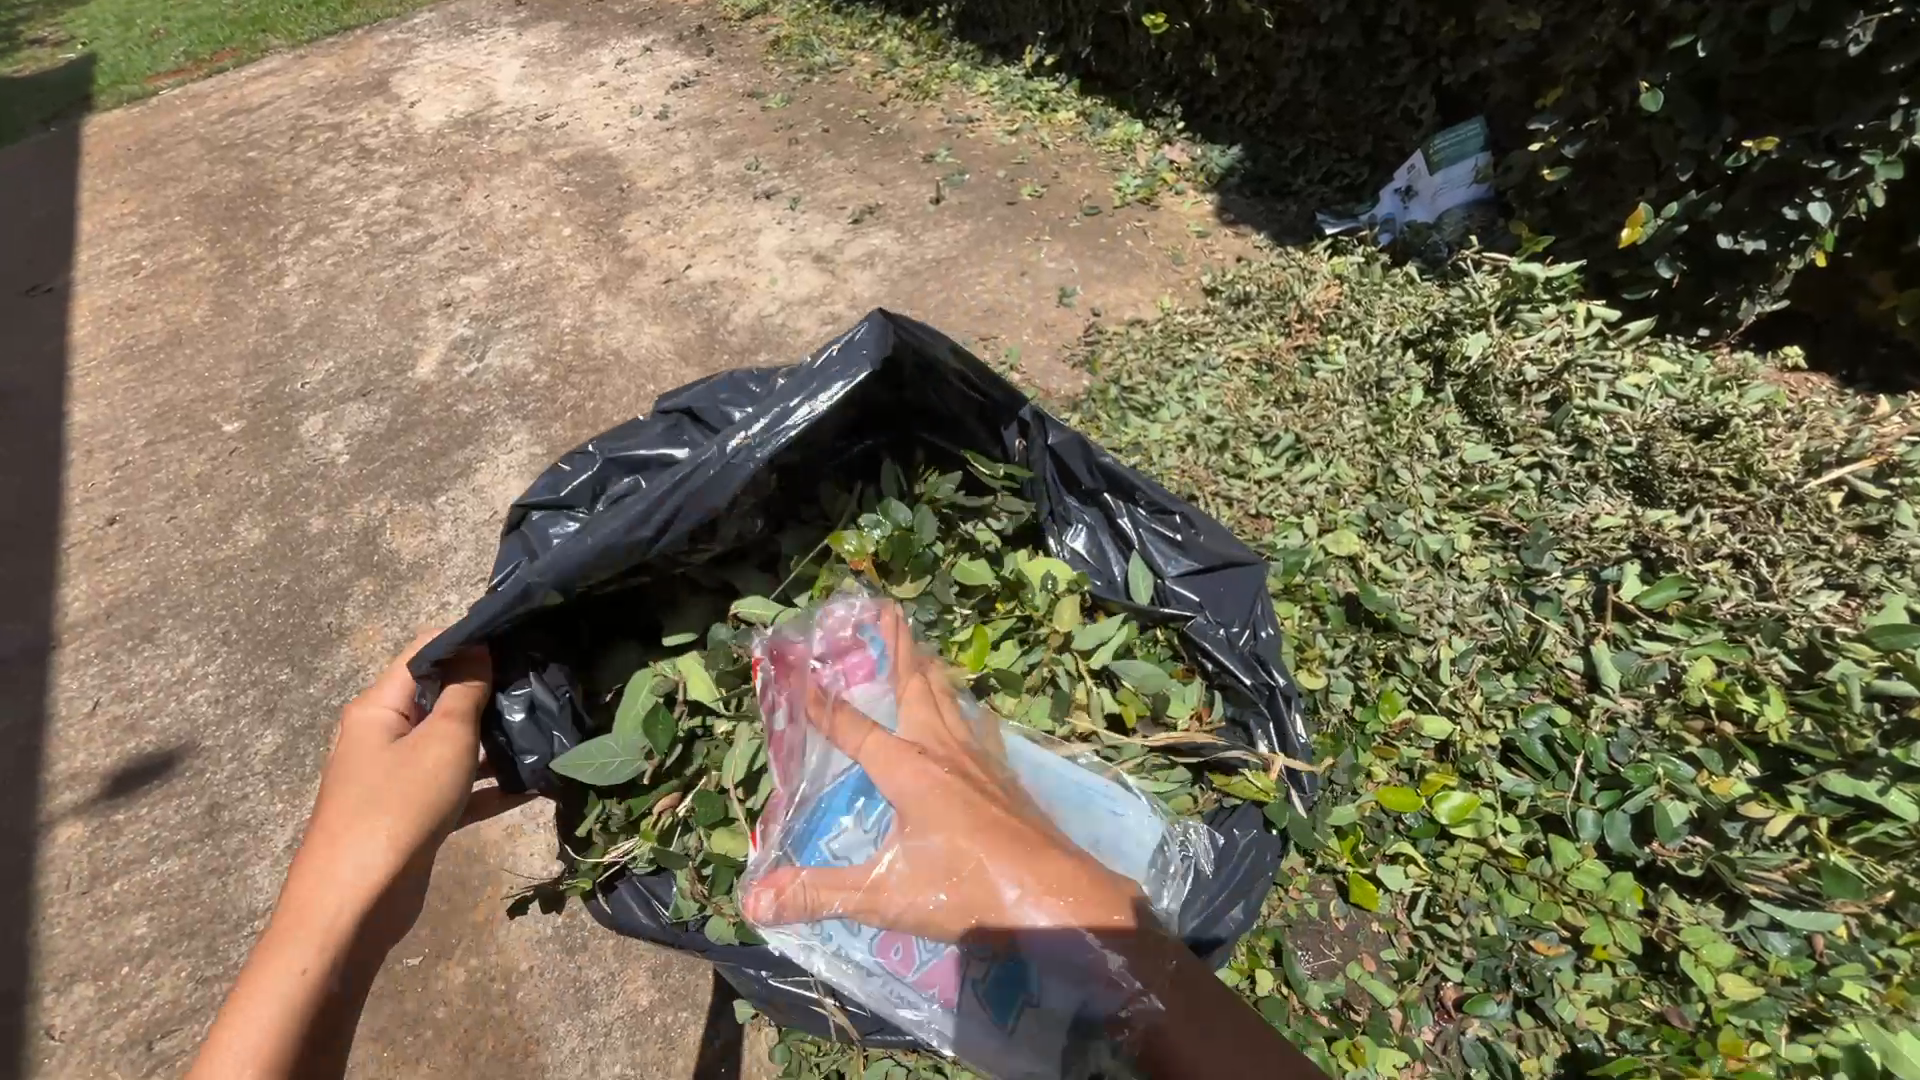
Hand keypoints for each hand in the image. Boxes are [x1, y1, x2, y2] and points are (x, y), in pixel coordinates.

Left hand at [284, 631, 520, 941]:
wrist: (355, 903)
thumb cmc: (397, 806)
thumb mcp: (443, 738)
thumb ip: (466, 690)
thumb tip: (480, 648)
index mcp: (381, 707)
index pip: (426, 651)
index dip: (470, 638)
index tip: (522, 633)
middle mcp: (386, 734)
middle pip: (444, 696)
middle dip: (494, 687)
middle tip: (547, 678)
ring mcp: (401, 775)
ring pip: (457, 742)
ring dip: (499, 736)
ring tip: (552, 724)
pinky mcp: (417, 810)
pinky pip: (463, 784)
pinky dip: (495, 782)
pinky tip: (539, 782)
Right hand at [742, 604, 1144, 941]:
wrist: (1053, 895)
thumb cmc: (967, 890)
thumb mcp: (884, 896)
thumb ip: (818, 893)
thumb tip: (753, 899)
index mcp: (908, 767)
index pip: (853, 727)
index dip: (821, 702)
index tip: (799, 670)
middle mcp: (942, 748)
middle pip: (914, 683)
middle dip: (898, 643)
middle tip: (885, 609)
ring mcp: (977, 756)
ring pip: (948, 695)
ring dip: (929, 667)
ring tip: (919, 647)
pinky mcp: (1002, 772)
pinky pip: (975, 724)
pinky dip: (963, 705)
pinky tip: (969, 710)